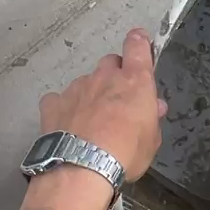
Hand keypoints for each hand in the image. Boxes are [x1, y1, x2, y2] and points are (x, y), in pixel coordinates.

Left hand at [37, 28, 166, 180]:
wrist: (83, 168)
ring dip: (91, 95)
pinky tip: (68, 126)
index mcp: (134, 81)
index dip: (139, 42)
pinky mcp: (54, 103)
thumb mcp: (152, 140)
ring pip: (86, 82)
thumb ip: (153, 119)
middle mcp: (105, 77)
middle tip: (118, 100)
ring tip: (92, 123)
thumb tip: (155, 107)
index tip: (140, 41)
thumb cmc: (126, 153)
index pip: (137, 46)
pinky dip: (65, 108)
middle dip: (115, 76)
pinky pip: (60, 99)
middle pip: (110, 63)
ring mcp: (77, 88)